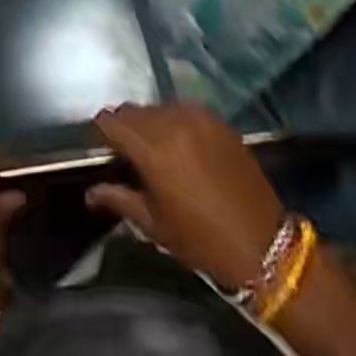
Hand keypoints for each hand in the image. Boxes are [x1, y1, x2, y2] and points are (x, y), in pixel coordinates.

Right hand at [87, 104, 283, 289]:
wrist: (266, 248)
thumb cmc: (202, 240)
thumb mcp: (154, 224)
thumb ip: (118, 199)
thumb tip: (89, 193)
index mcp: (151, 149)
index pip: (108, 120)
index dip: (100, 133)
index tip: (103, 149)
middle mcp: (171, 124)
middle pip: (131, 110)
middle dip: (124, 127)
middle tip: (128, 151)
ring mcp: (198, 119)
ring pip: (157, 108)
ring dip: (149, 122)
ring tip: (157, 147)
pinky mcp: (219, 123)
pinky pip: (184, 110)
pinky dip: (175, 121)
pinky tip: (182, 144)